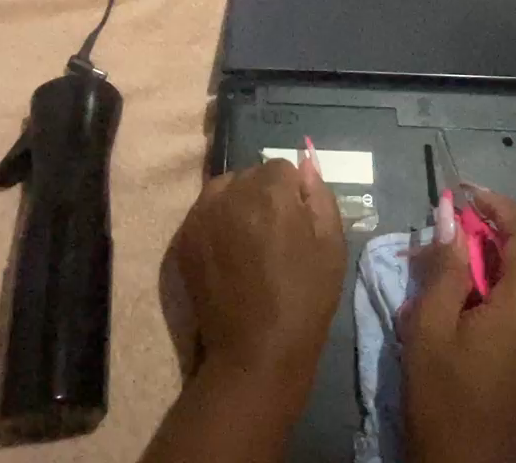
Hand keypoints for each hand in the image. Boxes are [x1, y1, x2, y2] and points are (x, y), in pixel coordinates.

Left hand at [174, 153, 345, 396]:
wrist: (255, 351)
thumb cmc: (304, 298)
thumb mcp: (332, 245)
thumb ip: (320, 197)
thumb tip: (307, 165)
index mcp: (271, 192)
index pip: (282, 167)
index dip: (293, 192)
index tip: (297, 220)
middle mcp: (231, 194)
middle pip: (251, 174)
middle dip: (264, 193)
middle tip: (274, 232)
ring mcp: (201, 215)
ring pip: (223, 188)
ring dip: (237, 202)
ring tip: (248, 237)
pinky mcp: (183, 238)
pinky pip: (203, 211)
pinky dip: (216, 220)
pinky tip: (228, 250)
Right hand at [401, 187, 515, 462]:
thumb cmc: (443, 398)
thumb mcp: (430, 328)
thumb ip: (444, 268)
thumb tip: (451, 215)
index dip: (501, 205)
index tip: (466, 192)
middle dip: (484, 236)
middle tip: (441, 234)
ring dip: (483, 267)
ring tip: (438, 275)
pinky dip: (489, 295)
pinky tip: (454, 311)